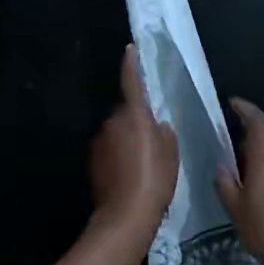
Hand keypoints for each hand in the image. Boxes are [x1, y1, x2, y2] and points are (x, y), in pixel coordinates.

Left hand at [90, 45, 177, 231]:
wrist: (125, 215)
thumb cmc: (155, 179)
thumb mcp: (171, 152)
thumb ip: (164, 132)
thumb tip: (157, 125)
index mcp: (134, 116)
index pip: (132, 83)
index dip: (132, 65)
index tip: (130, 49)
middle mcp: (112, 123)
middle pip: (125, 112)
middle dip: (137, 119)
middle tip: (155, 138)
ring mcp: (99, 142)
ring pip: (117, 131)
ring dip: (128, 138)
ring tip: (144, 160)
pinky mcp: (92, 160)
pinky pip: (109, 148)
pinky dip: (119, 154)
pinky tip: (131, 172)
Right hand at [215, 98, 263, 264]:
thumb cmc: (262, 230)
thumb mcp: (234, 209)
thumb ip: (225, 183)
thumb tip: (223, 167)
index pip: (260, 123)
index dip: (247, 109)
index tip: (234, 103)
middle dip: (259, 118)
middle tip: (240, 120)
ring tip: (245, 150)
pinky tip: (261, 174)